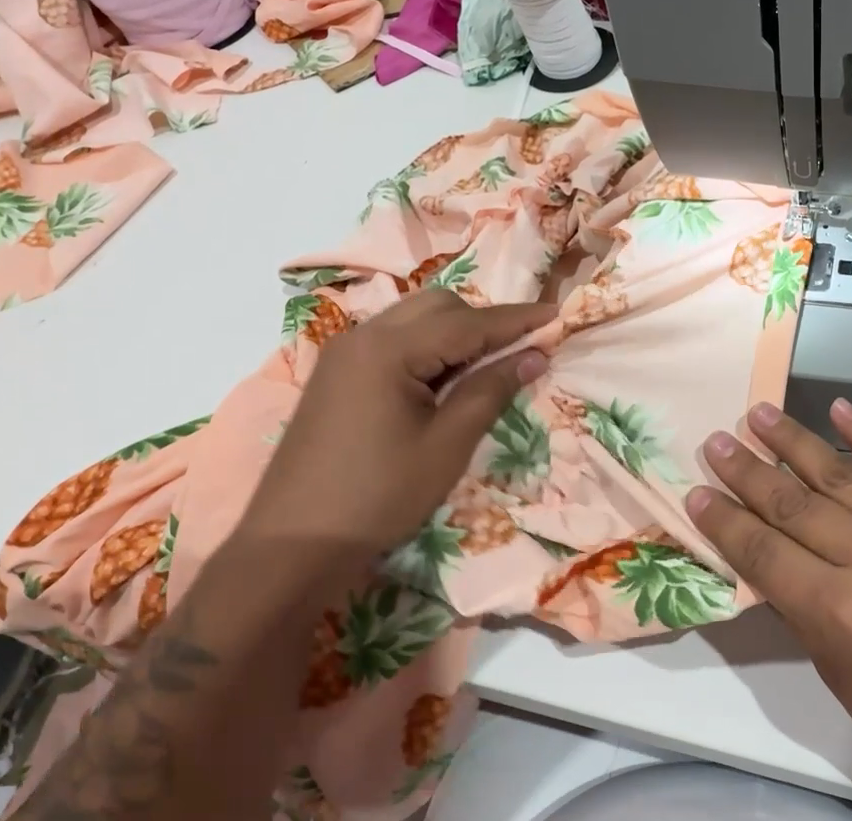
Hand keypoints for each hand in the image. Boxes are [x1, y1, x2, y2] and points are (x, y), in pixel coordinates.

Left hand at [243, 290, 553, 562]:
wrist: (293, 545)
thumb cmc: (380, 496)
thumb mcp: (448, 444)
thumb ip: (491, 390)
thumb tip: (534, 355)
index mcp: (389, 350)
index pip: (468, 322)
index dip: (517, 320)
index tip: (558, 316)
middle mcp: (362, 337)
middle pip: (439, 306)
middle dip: (485, 321)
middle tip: (522, 349)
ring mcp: (343, 354)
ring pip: (415, 319)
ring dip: (457, 332)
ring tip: (490, 364)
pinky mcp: (336, 375)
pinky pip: (394, 340)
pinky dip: (428, 347)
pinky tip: (446, 378)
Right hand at [687, 401, 851, 820]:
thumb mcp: (840, 674)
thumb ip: (802, 609)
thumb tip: (768, 557)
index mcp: (842, 611)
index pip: (765, 552)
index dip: (724, 522)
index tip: (694, 492)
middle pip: (795, 503)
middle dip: (748, 471)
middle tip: (714, 441)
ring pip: (840, 472)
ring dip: (795, 440)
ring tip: (758, 413)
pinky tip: (840, 408)